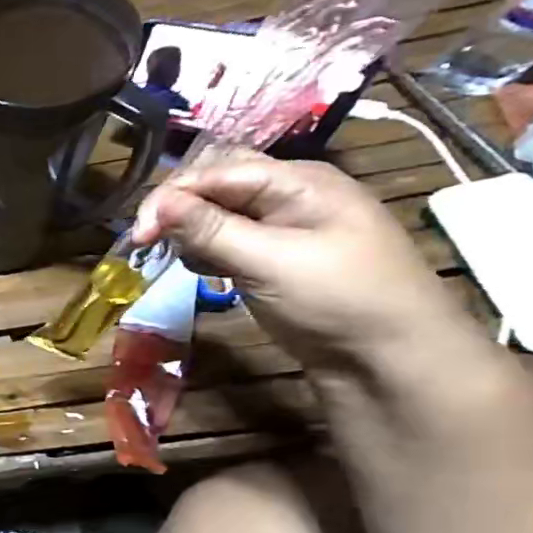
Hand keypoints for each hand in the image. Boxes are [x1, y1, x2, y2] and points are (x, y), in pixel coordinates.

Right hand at [131, 155, 474, 372]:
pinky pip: (229, 240)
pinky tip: (200, 270)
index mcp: (299, 181)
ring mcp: (285, 227)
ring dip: (189, 230)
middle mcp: (290, 195)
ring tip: (174, 259)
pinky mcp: (277, 258)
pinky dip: (206, 250)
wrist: (394, 362)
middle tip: (147, 243)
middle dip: (177, 208)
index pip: (216, 170)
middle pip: (216, 184)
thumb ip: (210, 229)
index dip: (170, 197)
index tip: (137, 236)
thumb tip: (155, 203)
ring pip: (218, 213)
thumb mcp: (269, 262)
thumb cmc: (339, 300)